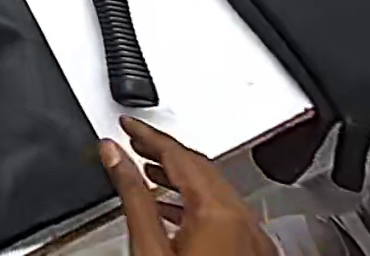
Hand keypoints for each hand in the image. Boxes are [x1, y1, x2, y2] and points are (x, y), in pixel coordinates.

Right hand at [100, 117, 273, 255]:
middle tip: (133, 140)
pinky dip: (196, 201)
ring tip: (147, 169)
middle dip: (163, 150)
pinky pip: (227, 216)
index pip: (178, 154)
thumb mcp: (148, 247)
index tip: (126, 125)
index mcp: (219, 213)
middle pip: (200, 168)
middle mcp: (246, 225)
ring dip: (179, 175)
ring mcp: (257, 246)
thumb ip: (130, 192)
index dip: (146, 134)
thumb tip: (112, 152)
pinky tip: (173, 210)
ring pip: (215, 191)